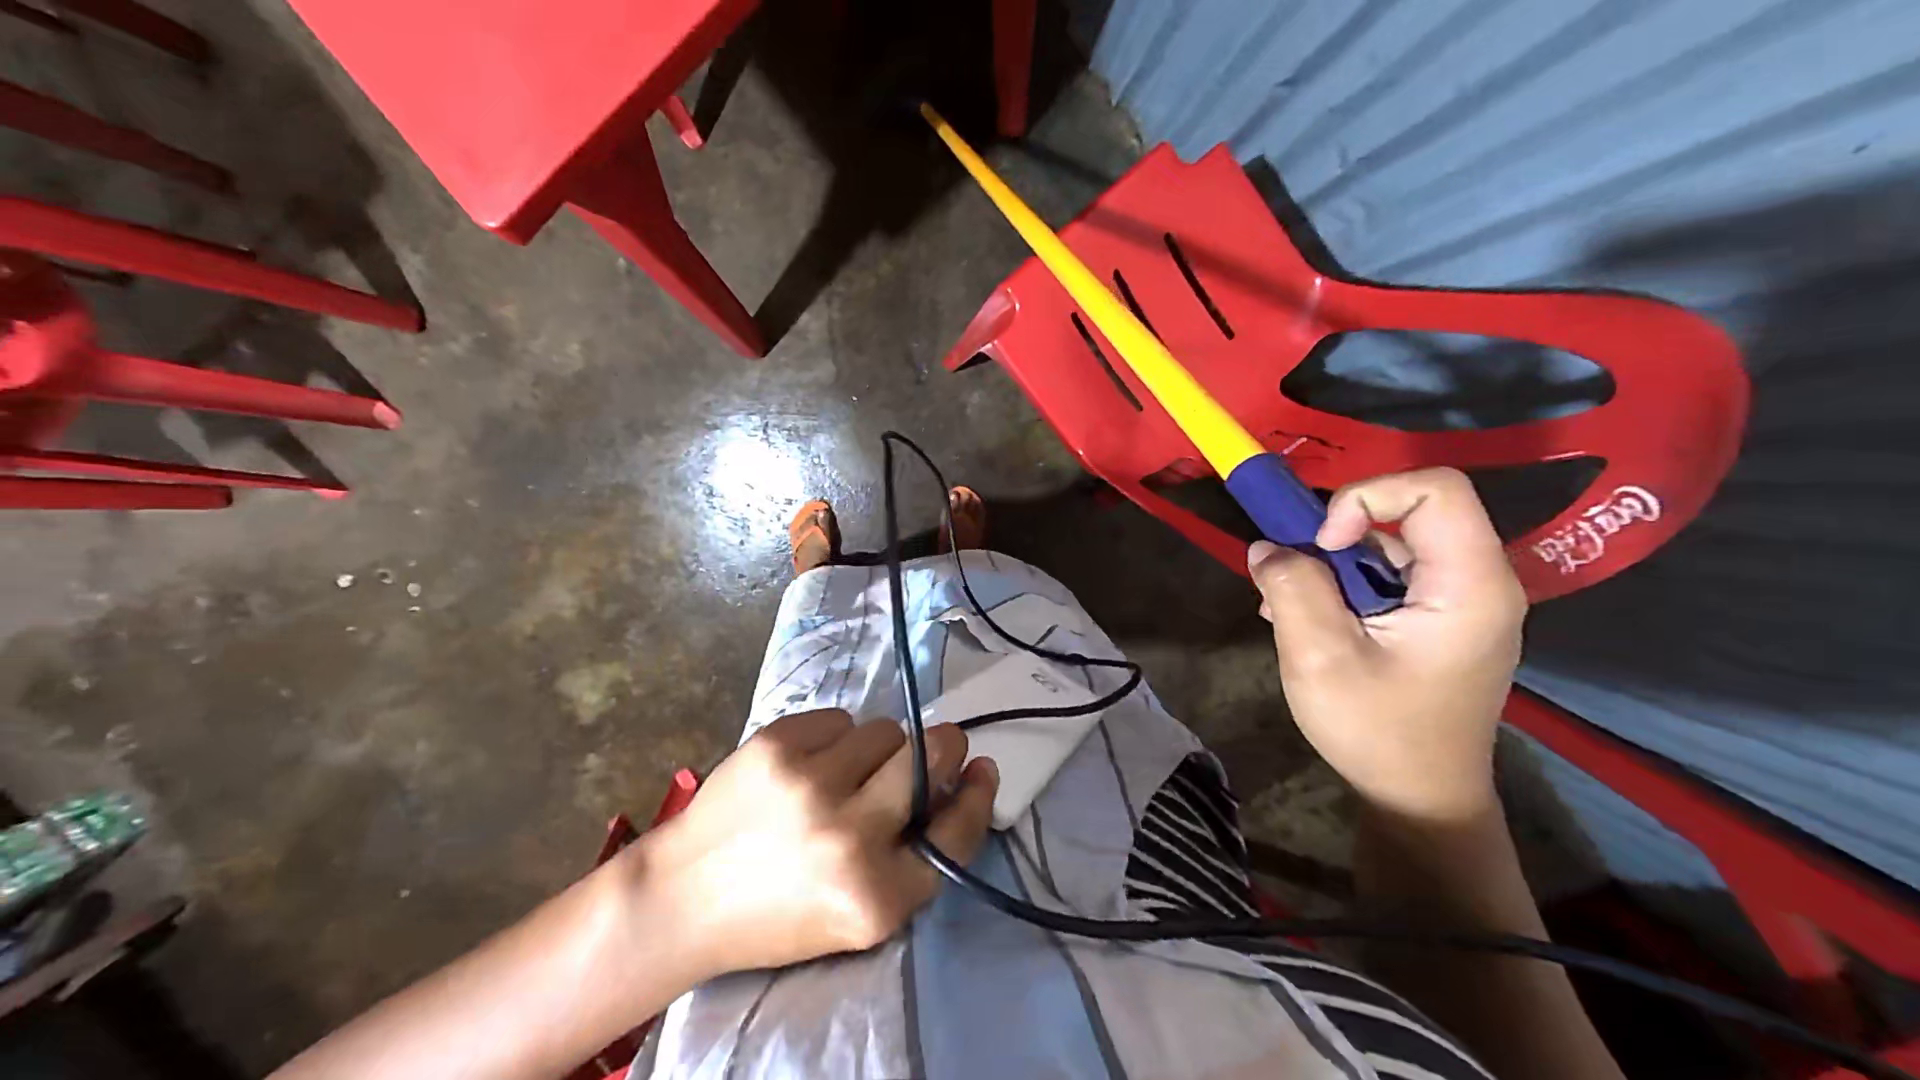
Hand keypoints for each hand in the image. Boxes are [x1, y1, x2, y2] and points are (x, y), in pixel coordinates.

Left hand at [643, 710, 997, 977]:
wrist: (683, 897)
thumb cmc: (780, 912)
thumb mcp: (860, 913)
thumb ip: (914, 856)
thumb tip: (960, 777)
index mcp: (877, 897)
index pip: (957, 830)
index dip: (977, 794)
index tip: (982, 768)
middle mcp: (849, 836)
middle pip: (929, 758)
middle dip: (943, 746)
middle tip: (935, 746)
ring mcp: (810, 782)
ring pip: (885, 730)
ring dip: (879, 748)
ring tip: (844, 773)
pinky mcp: (776, 744)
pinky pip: (839, 718)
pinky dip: (835, 736)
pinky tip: (807, 765)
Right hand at [1248, 468, 1525, 821]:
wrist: (1421, 799)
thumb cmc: (1378, 731)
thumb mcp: (1319, 657)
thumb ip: (1292, 588)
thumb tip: (1267, 547)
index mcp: (1469, 584)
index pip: (1434, 488)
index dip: (1367, 497)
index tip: (1326, 546)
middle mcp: (1478, 581)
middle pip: (1408, 511)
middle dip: (1336, 533)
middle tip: (1291, 575)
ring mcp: (1459, 601)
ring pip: (1390, 543)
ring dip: (1331, 563)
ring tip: (1287, 608)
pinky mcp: (1438, 620)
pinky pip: (1388, 576)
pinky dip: (1342, 585)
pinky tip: (1307, 621)